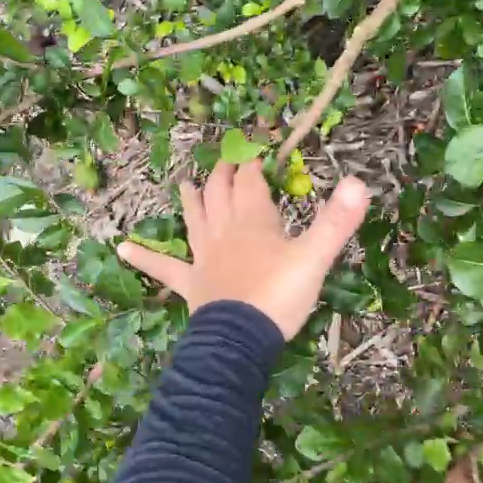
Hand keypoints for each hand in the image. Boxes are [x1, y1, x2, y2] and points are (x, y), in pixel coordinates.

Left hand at [116, 160, 370, 340]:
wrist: (240, 339)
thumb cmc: (279, 296)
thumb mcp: (314, 257)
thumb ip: (336, 221)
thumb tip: (360, 182)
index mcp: (253, 220)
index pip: (251, 180)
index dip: (254, 159)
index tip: (259, 143)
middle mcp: (224, 231)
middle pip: (220, 193)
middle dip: (225, 172)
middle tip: (230, 159)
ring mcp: (204, 257)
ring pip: (194, 219)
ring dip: (191, 199)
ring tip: (185, 183)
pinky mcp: (191, 284)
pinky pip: (163, 268)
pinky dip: (144, 257)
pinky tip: (122, 248)